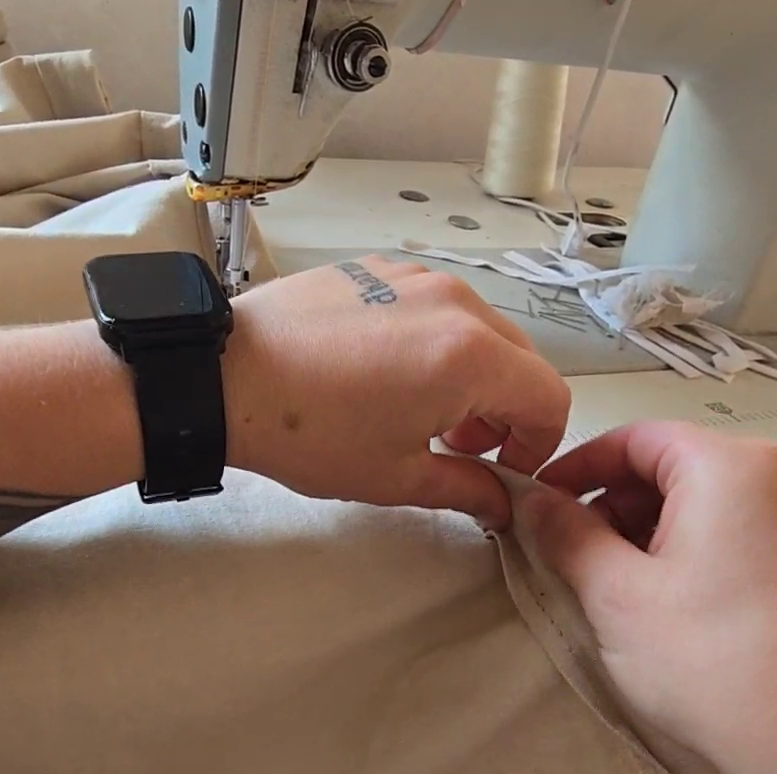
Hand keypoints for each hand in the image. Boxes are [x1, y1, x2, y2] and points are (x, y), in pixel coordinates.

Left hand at [224, 255, 570, 527]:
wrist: (226, 377)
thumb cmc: (310, 432)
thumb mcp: (395, 476)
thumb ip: (465, 489)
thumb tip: (500, 504)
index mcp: (471, 356)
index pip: (550, 399)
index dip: (538, 445)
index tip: (503, 472)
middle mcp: (456, 302)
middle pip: (520, 361)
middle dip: (507, 413)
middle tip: (460, 448)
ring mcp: (415, 276)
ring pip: (481, 331)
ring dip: (474, 378)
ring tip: (422, 412)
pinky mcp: (379, 267)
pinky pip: (436, 308)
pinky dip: (437, 344)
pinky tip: (387, 373)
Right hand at [522, 423, 776, 773]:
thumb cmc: (713, 662)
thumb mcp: (617, 596)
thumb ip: (566, 535)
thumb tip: (533, 500)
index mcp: (731, 467)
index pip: (635, 437)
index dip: (576, 467)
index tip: (537, 506)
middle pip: (674, 468)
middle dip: (613, 505)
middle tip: (575, 560)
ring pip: (708, 506)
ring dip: (650, 535)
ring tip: (622, 593)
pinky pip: (743, 537)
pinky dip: (695, 555)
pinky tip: (678, 611)